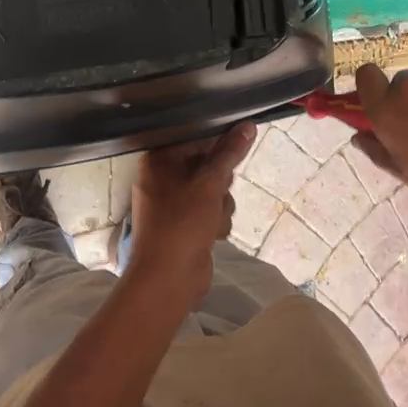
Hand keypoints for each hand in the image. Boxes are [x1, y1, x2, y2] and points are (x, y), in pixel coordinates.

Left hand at [126, 123, 255, 306]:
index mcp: (158, 161)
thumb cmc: (182, 224)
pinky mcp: (184, 224)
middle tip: (220, 192)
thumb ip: (229, 154)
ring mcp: (173, 203)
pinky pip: (209, 210)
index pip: (194, 138)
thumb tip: (248, 125)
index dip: (218, 145)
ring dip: (221, 204)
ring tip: (215, 219)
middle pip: (207, 165)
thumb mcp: (210, 184)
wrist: (167, 281)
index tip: (238, 148)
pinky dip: (215, 221)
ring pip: (213, 189)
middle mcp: (162, 178)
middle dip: (221, 182)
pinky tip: (214, 234)